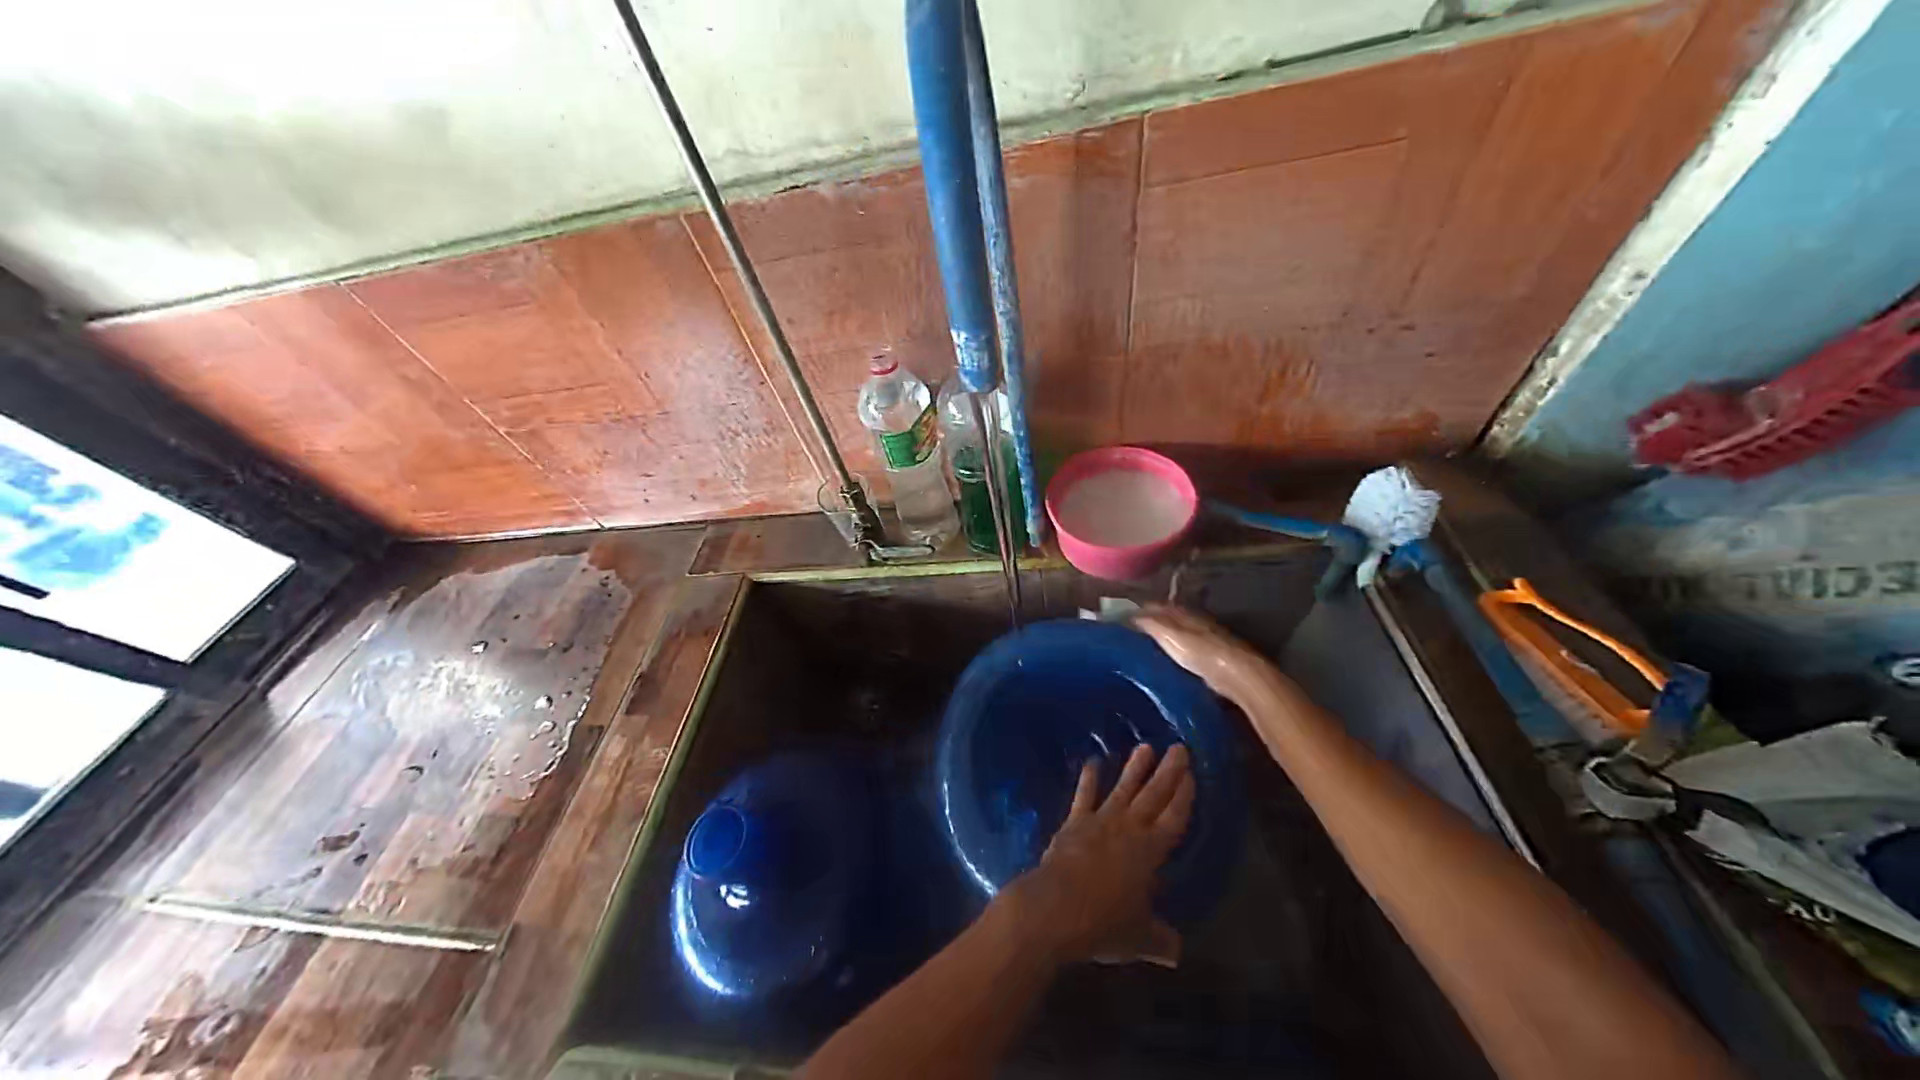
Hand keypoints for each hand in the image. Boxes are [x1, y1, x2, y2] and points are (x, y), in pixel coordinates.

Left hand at [995, 743, 1192, 964]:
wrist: (1054, 908)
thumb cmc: (1103, 924)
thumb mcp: (1138, 938)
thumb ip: (1159, 940)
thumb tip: (1176, 954)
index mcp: (1151, 852)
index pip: (1174, 818)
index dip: (1184, 797)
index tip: (1192, 774)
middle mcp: (1128, 829)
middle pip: (1153, 796)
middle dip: (1168, 772)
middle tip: (1178, 748)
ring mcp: (1099, 822)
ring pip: (1122, 790)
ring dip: (1134, 769)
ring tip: (1145, 747)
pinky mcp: (1073, 824)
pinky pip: (1084, 797)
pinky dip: (1088, 780)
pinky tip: (1092, 762)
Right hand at [1132, 605, 1292, 704]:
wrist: (1238, 675)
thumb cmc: (1201, 653)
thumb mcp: (1170, 636)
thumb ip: (1150, 624)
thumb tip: (1128, 615)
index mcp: (1183, 613)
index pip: (1157, 606)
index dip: (1140, 611)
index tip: (1122, 619)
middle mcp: (1195, 621)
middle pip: (1169, 617)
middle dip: (1151, 622)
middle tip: (1130, 634)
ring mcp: (1206, 638)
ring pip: (1179, 632)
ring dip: (1165, 636)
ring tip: (1145, 648)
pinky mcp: (1213, 657)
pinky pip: (1188, 648)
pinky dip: (1176, 650)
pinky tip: (1169, 661)